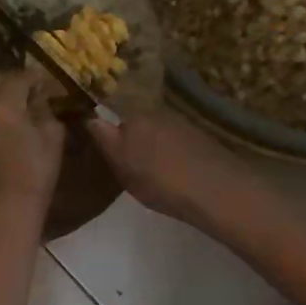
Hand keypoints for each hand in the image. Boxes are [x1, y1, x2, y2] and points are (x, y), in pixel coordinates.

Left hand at [0, 72, 65, 208]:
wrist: (15, 195)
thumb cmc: (39, 165)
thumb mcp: (52, 132)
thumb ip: (44, 108)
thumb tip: (39, 95)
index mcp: (5, 107)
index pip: (17, 79)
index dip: (33, 76)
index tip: (46, 80)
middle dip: (14, 78)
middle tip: (32, 84)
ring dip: (2, 88)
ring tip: (21, 94)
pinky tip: (10, 109)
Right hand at [85, 106, 254, 224]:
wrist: (215, 191)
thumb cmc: (158, 180)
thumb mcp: (121, 165)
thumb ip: (104, 139)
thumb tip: (90, 118)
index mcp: (134, 117)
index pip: (111, 120)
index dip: (106, 136)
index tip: (104, 153)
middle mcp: (158, 114)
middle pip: (136, 126)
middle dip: (130, 141)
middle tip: (127, 167)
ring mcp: (183, 125)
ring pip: (157, 134)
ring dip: (152, 148)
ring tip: (150, 173)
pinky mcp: (202, 139)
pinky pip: (176, 144)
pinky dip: (171, 155)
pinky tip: (173, 173)